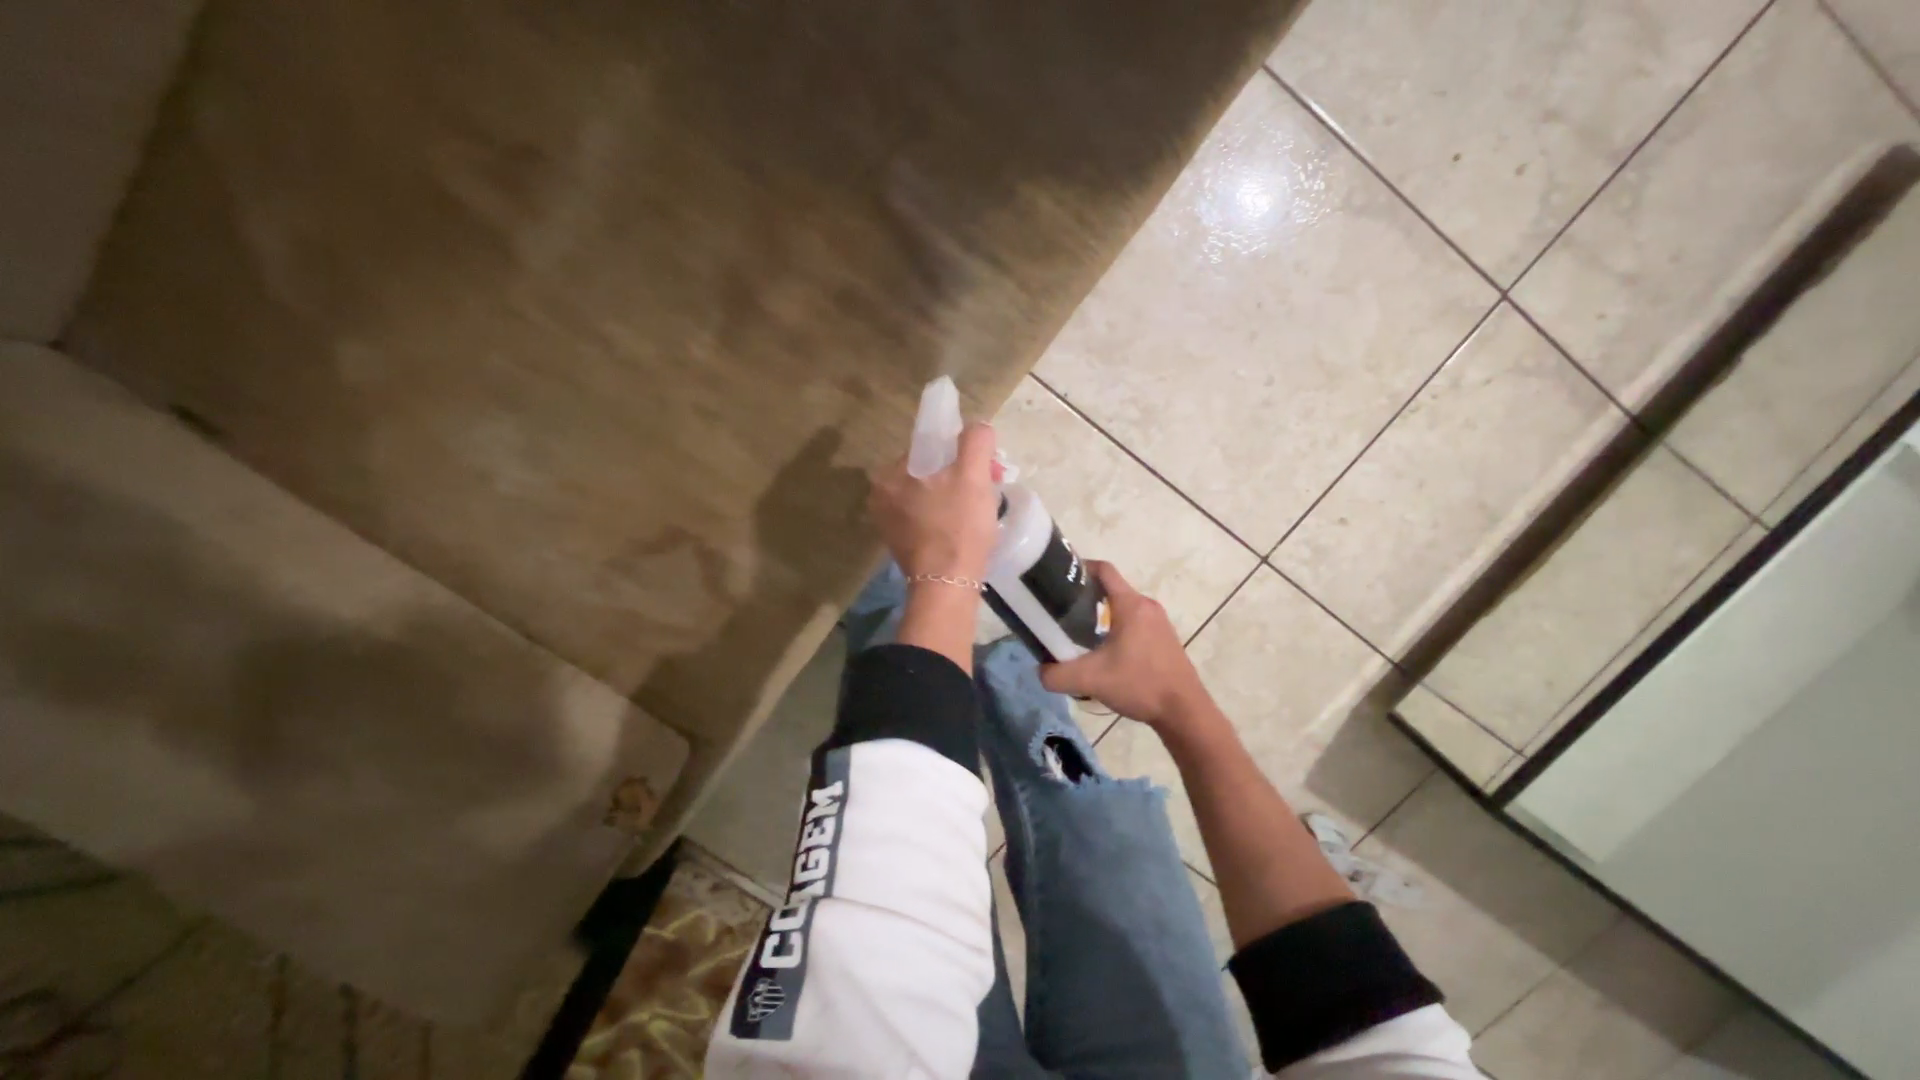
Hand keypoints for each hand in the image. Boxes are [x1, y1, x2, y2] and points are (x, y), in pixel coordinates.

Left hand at [868, 421, 999, 581]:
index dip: (962, 454)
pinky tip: (967, 530)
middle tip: (989, 489)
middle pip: (931, 473)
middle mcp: (881, 497)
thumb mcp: (973, 475)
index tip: (985, 468)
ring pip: (932, 496)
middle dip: (962, 476)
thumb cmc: (958, 526)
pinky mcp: (903, 546)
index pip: (930, 448)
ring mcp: (890, 524)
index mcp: (889, 475)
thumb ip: (976, 441)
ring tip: (982, 511)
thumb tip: (978, 428)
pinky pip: (929, 519)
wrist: (947, 586)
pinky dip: (948, 519)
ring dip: (957, 497)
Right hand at [1039, 562, 1211, 728]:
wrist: (1184, 711)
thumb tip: (1041, 670)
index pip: (1103, 570)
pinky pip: (1135, 624)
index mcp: (1130, 604)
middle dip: (1085, 597)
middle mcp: (1147, 606)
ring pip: (1123, 609)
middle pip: (1111, 590)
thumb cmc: (1139, 684)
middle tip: (1061, 614)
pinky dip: (1116, 629)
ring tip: (1078, 635)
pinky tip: (1105, 654)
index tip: (1057, 581)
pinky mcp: (1164, 639)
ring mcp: (1159, 623)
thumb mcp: (1090, 680)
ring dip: (1101, 616)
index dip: (1079, 568)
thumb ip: (1057, 675)